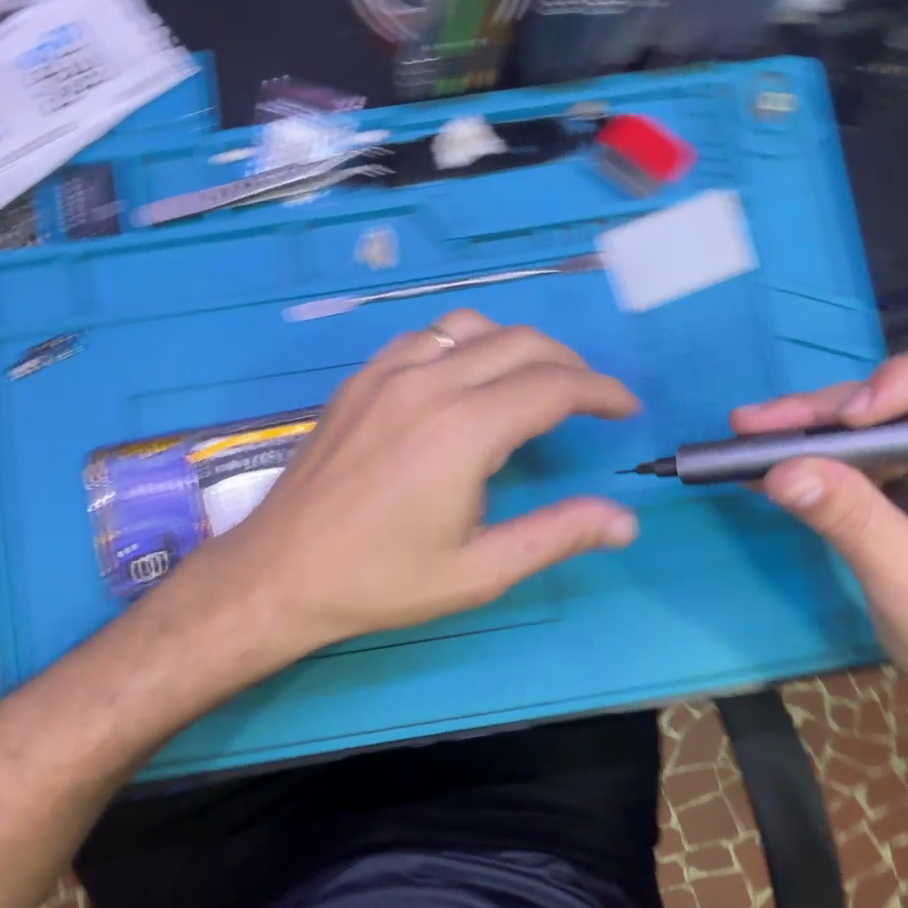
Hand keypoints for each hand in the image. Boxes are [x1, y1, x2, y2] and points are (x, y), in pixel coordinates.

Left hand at [194, 309, 641, 660]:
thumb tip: (626, 520)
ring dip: (514, 345)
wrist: (282, 571)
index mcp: (465, 429)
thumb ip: (556, 536)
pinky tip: (462, 379)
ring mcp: (385, 375)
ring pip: (469, 327)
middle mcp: (428, 383)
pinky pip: (423, 338)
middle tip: (588, 399)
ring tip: (532, 381)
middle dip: (568, 364)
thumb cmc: (380, 580)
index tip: (624, 407)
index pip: (554, 386)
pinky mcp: (358, 381)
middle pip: (520, 343)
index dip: (600, 391)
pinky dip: (461, 344)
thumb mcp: (477, 572)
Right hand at [732, 339, 907, 734]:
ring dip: (814, 427)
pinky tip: (764, 458)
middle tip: (764, 422)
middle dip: (840, 407)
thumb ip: (855, 524)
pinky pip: (865, 451)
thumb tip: (782, 470)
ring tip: (749, 433)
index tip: (849, 420)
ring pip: (884, 418)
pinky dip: (814, 454)